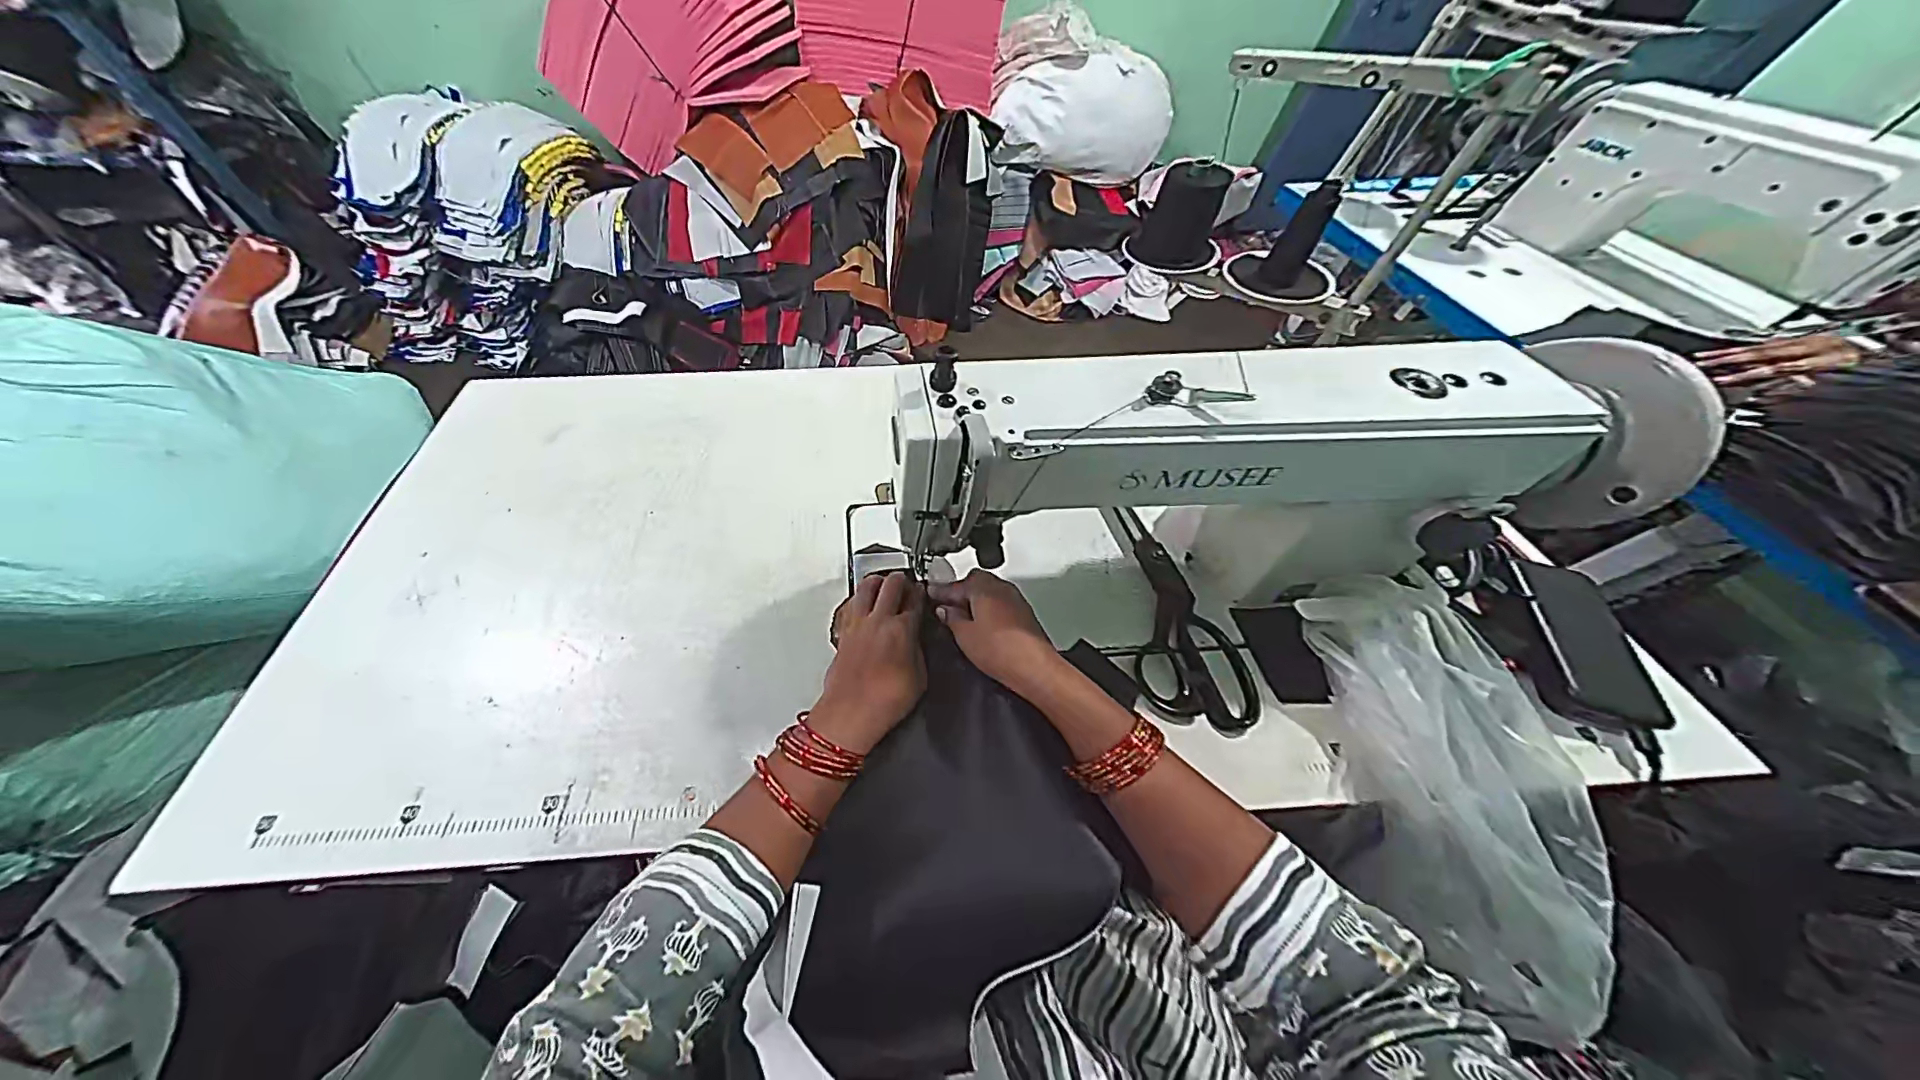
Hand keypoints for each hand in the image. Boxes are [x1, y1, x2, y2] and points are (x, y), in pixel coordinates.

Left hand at [813, 572, 926, 752]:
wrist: (850, 714)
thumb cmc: (883, 701)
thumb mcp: (919, 677)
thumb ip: (918, 651)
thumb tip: (916, 640)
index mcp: (901, 629)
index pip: (915, 599)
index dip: (921, 593)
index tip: (923, 592)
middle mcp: (878, 621)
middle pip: (891, 584)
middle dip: (901, 580)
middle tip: (906, 583)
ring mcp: (857, 625)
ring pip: (866, 587)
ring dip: (877, 582)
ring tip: (883, 584)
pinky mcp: (843, 633)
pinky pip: (851, 605)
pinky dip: (859, 599)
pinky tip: (861, 603)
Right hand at [928, 570, 1063, 696]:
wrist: (1034, 667)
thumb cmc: (1003, 649)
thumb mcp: (963, 635)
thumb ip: (951, 618)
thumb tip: (946, 611)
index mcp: (984, 586)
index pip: (956, 583)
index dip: (941, 591)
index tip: (932, 594)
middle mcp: (1002, 588)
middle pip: (975, 583)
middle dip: (960, 595)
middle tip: (946, 608)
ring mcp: (1015, 601)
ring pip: (990, 595)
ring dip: (976, 604)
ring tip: (963, 623)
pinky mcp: (1024, 616)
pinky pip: (1001, 607)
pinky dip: (989, 613)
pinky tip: (983, 630)